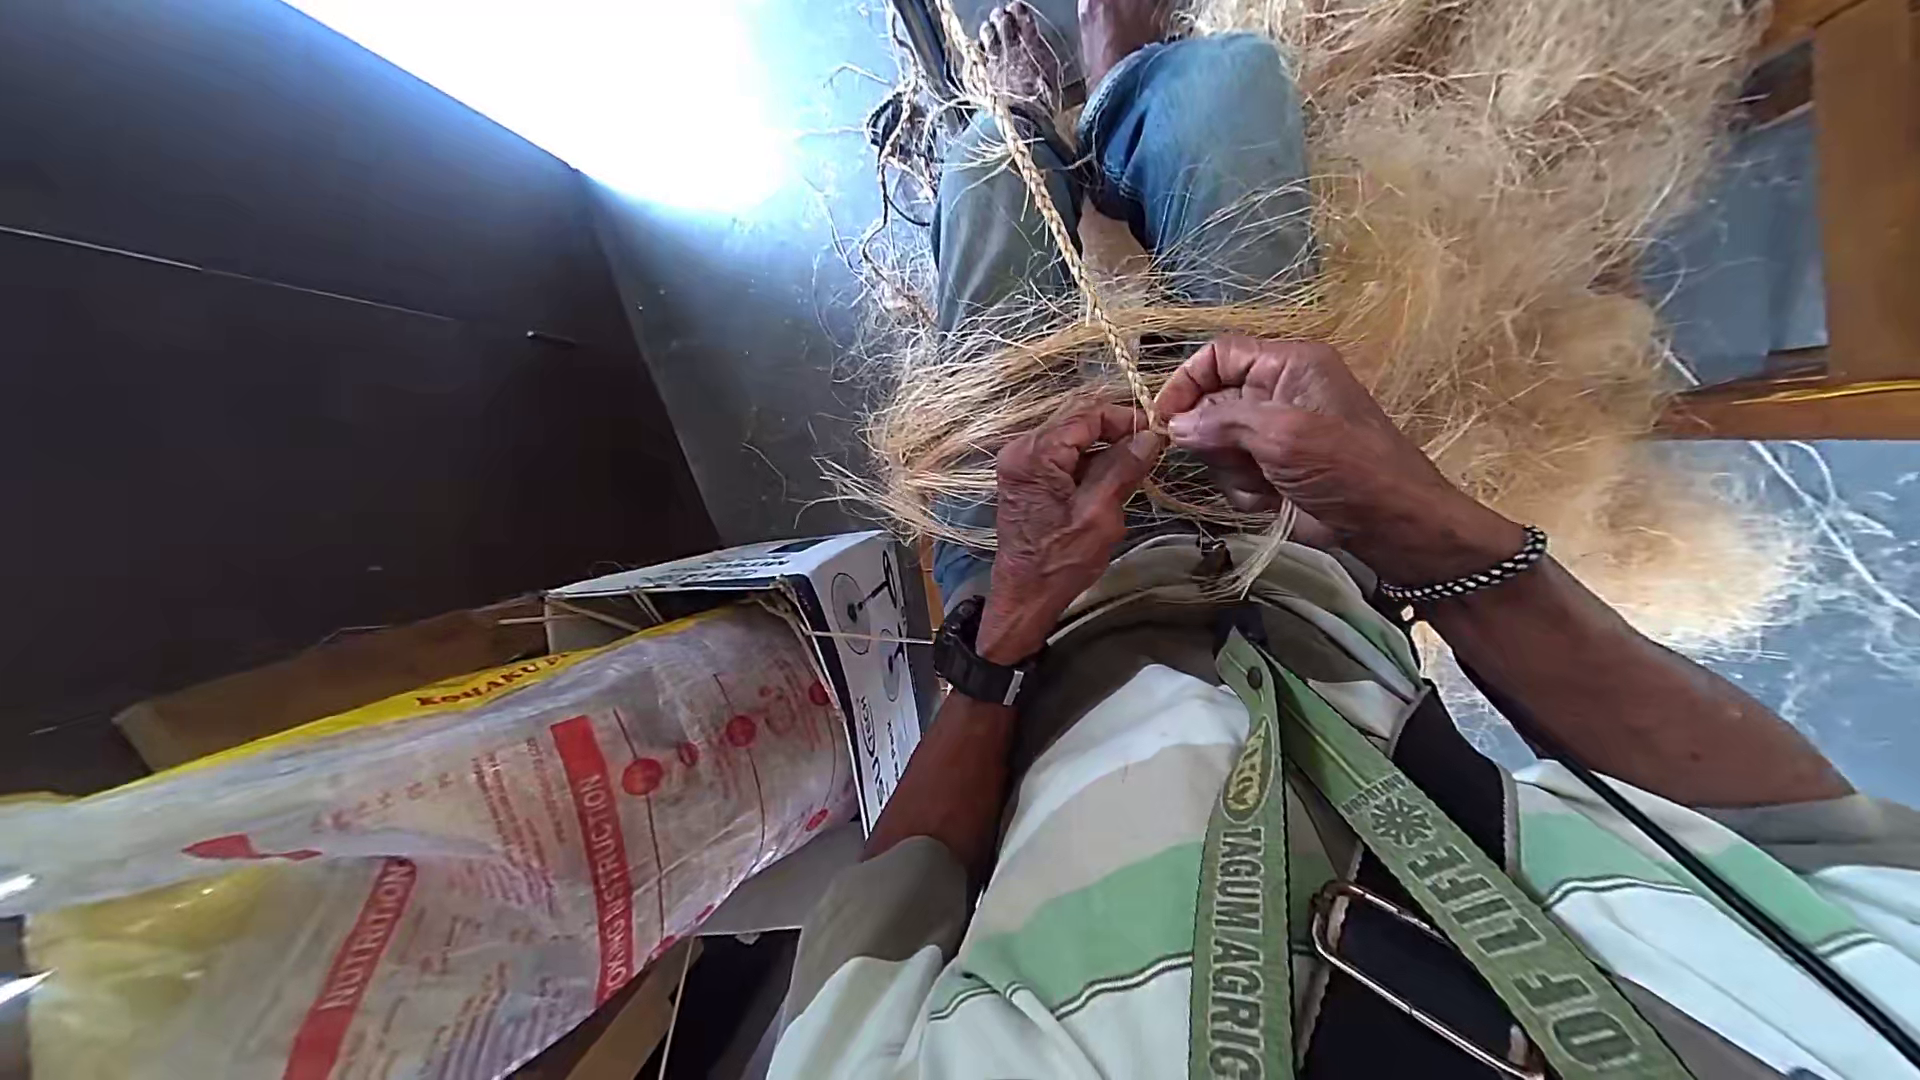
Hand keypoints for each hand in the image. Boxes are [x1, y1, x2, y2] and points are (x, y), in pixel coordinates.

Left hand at [979, 403, 1166, 662]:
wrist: (1026, 593)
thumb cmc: (1061, 560)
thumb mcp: (1099, 513)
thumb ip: (1123, 468)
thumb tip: (1150, 436)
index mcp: (1035, 454)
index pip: (1085, 415)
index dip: (1124, 418)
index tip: (1155, 430)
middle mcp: (1020, 450)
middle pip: (1075, 423)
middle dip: (1114, 432)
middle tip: (1149, 447)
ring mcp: (1019, 464)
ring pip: (1070, 439)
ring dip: (1102, 448)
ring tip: (1135, 464)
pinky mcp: (1024, 479)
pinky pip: (1060, 457)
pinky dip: (1086, 462)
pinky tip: (1110, 478)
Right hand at [1153, 335, 1523, 585]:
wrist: (1390, 526)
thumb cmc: (1348, 468)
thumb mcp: (1284, 434)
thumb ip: (1223, 422)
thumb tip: (1173, 425)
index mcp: (1287, 365)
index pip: (1217, 356)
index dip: (1185, 382)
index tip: (1163, 419)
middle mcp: (1276, 392)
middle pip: (1209, 404)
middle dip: (1212, 438)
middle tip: (1234, 458)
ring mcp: (1271, 433)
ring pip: (1214, 445)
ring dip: (1230, 471)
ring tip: (1265, 482)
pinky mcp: (1269, 467)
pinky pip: (1229, 474)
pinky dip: (1243, 491)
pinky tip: (1272, 499)